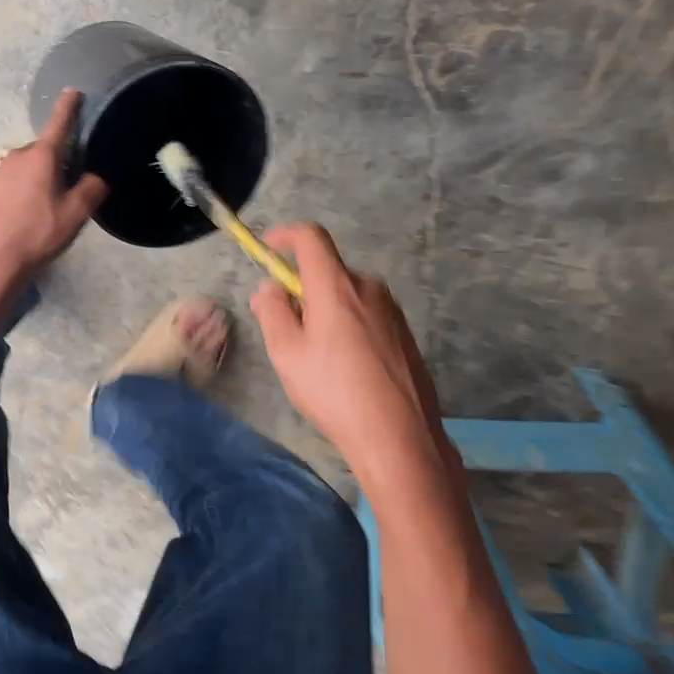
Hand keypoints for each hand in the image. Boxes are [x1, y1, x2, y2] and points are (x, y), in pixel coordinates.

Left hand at [0, 89, 107, 277]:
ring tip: (46, 208)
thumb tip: (94, 178)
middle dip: (57, 163)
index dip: (68, 107)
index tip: (73, 91)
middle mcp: (17, 156)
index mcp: (41, 156)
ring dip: (39, 178)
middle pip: (44, 151)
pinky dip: (24, 188)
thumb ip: (91, 189)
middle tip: (67, 192)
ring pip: (28, 166)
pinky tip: (27, 212)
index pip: (59, 124)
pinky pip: (14, 179)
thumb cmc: (39, 233)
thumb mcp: (76, 214)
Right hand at [250, 224, 451, 481]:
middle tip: (285, 326)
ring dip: (325, 311)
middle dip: (302, 288)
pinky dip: (347, 327)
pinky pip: (366, 315)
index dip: (285, 235)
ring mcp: (392, 312)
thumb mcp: (287, 353)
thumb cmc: (334, 391)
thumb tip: (270, 288)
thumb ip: (272, 312)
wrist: (400, 438)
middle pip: (327, 271)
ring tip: (315, 356)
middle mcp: (368, 288)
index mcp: (336, 287)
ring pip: (346, 296)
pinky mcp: (405, 335)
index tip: (268, 248)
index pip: (311, 238)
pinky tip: (344, 369)